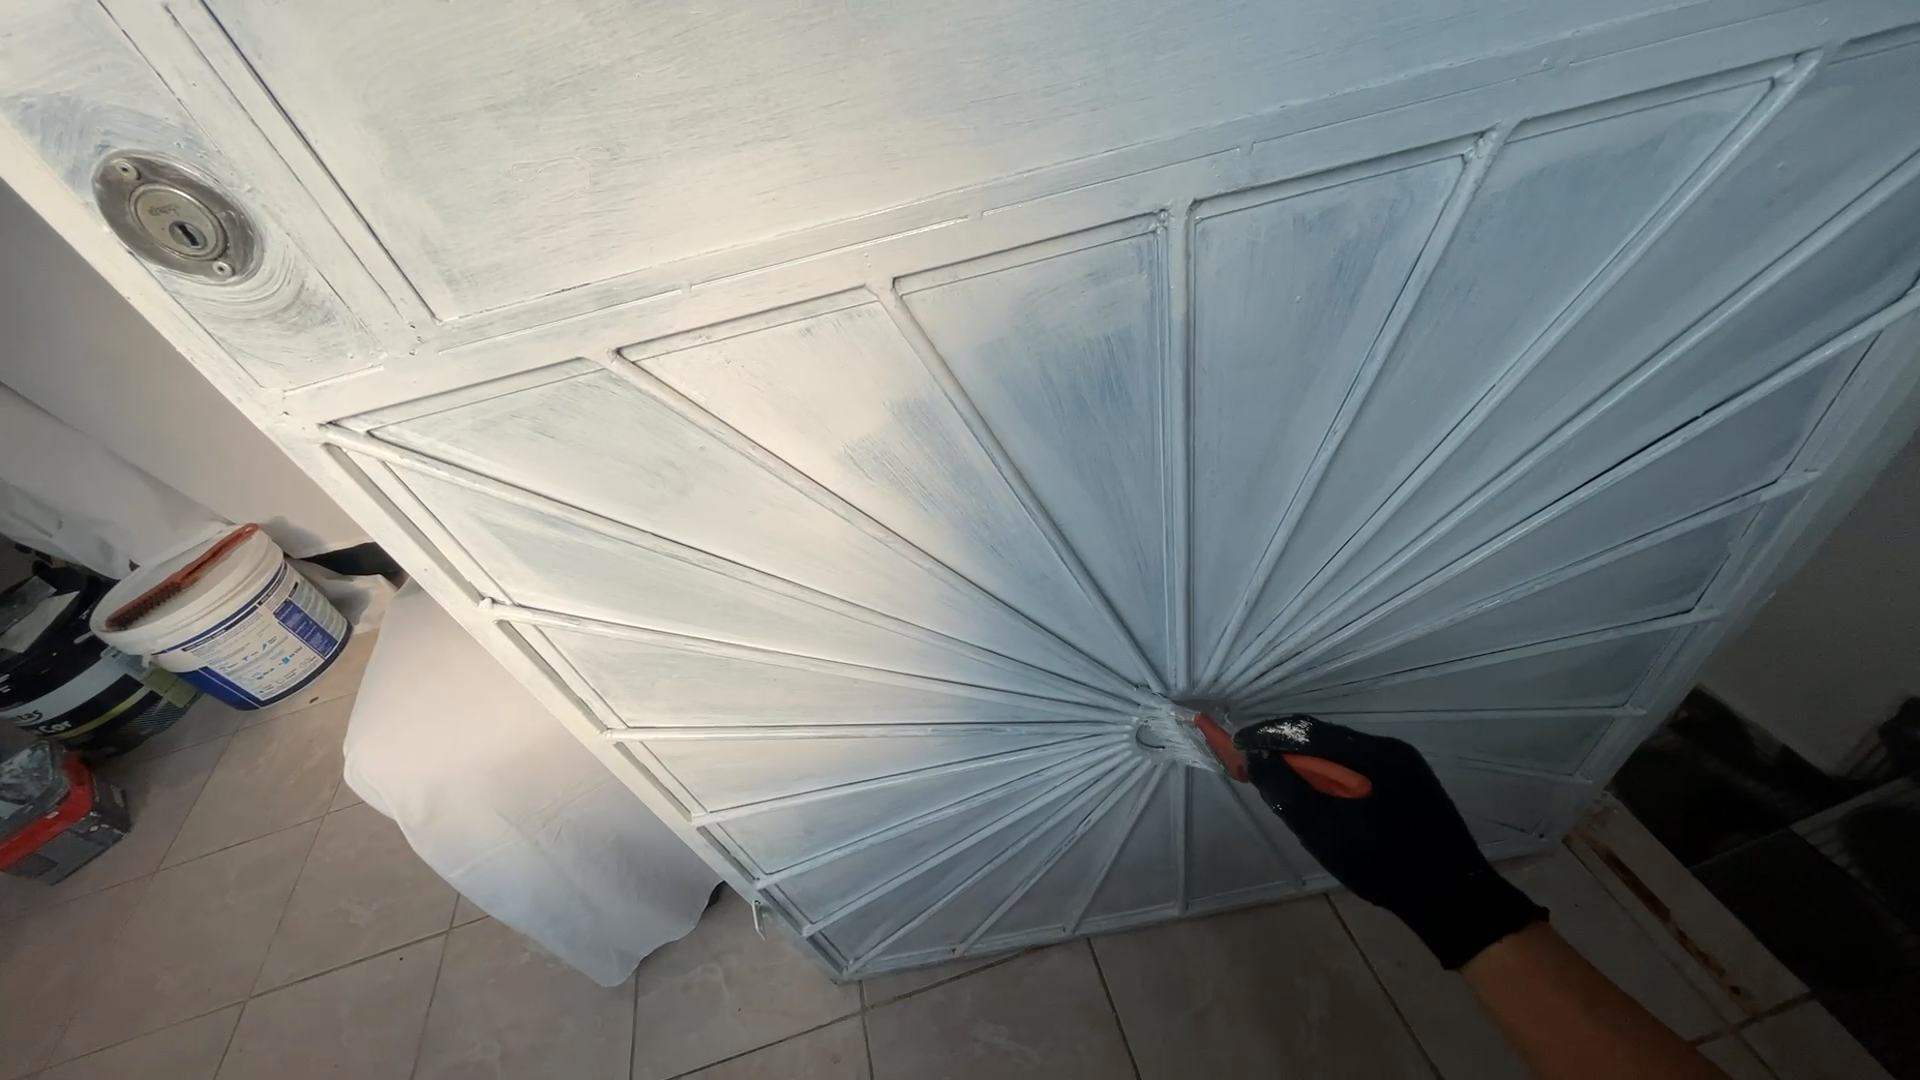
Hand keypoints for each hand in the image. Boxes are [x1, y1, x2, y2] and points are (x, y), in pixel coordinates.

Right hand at [1234, 714, 1545, 968]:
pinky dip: (1331, 767)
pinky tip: (1322, 790)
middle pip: (1322, 734)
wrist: (1456, 900)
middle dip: (1283, 745)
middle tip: (1253, 763)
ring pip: (1339, 747)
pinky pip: (1357, 760)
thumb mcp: (1326, 836)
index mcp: (1371, 757)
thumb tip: (1253, 757)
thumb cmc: (1386, 869)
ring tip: (1283, 779)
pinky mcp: (1410, 775)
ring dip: (1307, 757)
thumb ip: (1287, 793)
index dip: (1266, 735)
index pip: (1305, 730)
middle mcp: (1388, 747)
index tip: (1236, 745)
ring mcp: (1403, 760)